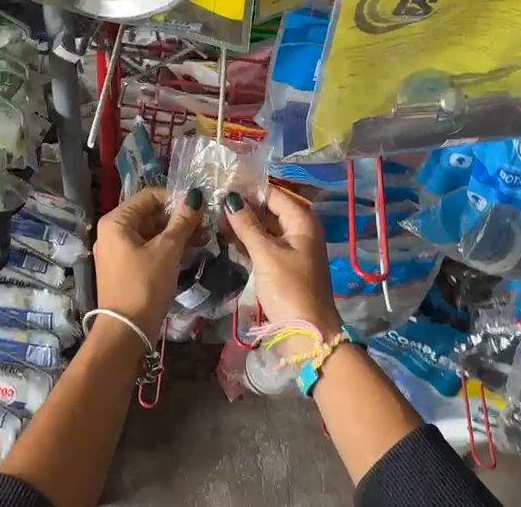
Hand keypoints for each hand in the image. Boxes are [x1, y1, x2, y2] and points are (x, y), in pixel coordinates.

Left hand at [94, 187, 202, 337]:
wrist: (126, 332)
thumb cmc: (145, 284)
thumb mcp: (167, 250)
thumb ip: (182, 221)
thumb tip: (195, 196)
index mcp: (116, 221)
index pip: (149, 196)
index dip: (175, 199)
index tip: (200, 208)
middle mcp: (112, 232)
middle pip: (150, 214)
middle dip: (178, 219)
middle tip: (206, 226)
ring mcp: (117, 252)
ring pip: (151, 233)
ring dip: (176, 235)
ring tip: (203, 240)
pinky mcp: (125, 269)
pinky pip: (148, 249)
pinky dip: (167, 249)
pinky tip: (189, 253)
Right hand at [223, 190, 341, 336]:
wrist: (308, 334)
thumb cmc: (289, 290)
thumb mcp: (266, 255)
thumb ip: (247, 225)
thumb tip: (231, 198)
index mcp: (302, 220)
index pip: (272, 194)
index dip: (248, 190)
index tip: (220, 186)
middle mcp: (299, 229)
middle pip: (269, 209)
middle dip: (243, 207)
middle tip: (212, 204)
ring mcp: (293, 248)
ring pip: (265, 227)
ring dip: (243, 225)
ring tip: (214, 219)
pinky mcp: (284, 264)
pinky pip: (265, 244)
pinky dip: (249, 241)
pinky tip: (227, 238)